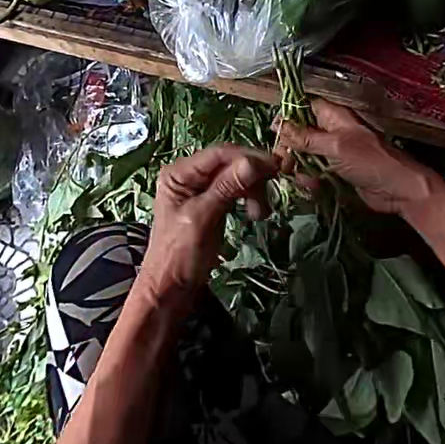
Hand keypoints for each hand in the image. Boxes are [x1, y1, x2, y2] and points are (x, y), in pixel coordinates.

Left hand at [137, 143, 278, 314]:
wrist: (170, 290)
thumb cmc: (179, 255)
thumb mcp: (202, 218)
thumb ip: (226, 188)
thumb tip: (253, 162)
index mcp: (179, 173)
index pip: (219, 153)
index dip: (248, 157)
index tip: (275, 168)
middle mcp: (188, 175)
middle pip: (229, 163)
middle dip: (252, 176)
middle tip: (271, 194)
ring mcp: (200, 189)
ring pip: (236, 176)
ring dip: (253, 190)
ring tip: (261, 213)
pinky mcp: (211, 203)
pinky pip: (235, 191)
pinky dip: (248, 198)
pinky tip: (255, 213)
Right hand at [276, 100, 442, 216]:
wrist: (398, 190)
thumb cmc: (370, 162)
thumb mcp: (334, 146)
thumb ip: (305, 137)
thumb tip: (278, 124)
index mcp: (334, 116)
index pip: (303, 107)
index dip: (287, 118)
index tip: (274, 134)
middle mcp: (331, 131)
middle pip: (299, 133)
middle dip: (289, 149)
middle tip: (283, 164)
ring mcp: (333, 152)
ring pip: (304, 155)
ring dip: (299, 168)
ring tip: (304, 180)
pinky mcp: (335, 171)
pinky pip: (314, 171)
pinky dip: (310, 179)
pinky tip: (313, 188)